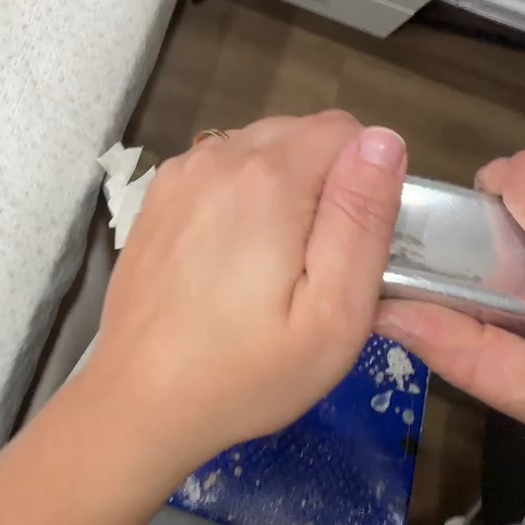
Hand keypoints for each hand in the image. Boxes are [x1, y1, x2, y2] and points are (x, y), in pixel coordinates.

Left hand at [79, 111, 408, 469]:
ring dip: (280, 183)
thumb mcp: (333, 312)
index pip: (344, 129)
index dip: (364, 178)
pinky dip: (238, 192)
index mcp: (266, 177)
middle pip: (298, 132)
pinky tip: (229, 253)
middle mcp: (217, 156)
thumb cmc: (247, 369)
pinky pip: (218, 166)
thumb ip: (361, 216)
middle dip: (323, 179)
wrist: (141, 395)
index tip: (350, 239)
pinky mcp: (157, 193)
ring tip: (270, 262)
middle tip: (313, 261)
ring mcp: (179, 171)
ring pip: (257, 146)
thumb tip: (383, 138)